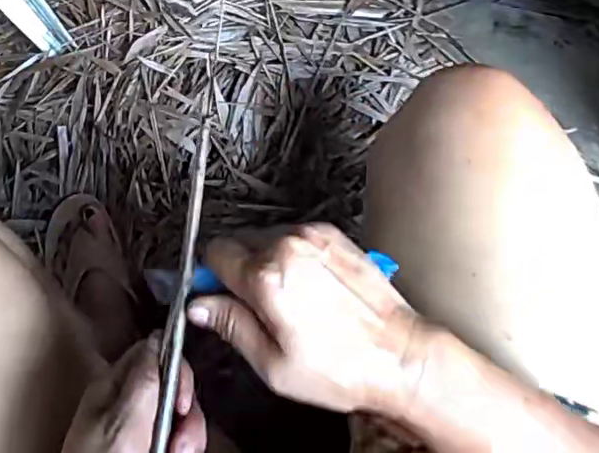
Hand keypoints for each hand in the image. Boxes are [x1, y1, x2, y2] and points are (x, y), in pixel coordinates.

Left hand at [61, 335, 207, 452]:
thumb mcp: (122, 424)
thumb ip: (143, 379)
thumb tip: (158, 338)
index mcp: (111, 388)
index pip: (151, 352)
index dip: (175, 367)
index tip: (183, 399)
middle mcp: (123, 406)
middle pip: (169, 388)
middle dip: (185, 412)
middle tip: (182, 440)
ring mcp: (132, 435)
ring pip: (175, 419)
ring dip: (187, 437)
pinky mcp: (142, 452)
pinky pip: (172, 442)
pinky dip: (180, 450)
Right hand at [185, 224, 425, 415]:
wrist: (399, 352)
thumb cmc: (342, 368)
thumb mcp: (274, 365)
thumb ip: (230, 325)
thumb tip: (199, 306)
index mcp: (266, 277)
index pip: (214, 252)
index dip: (210, 274)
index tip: (215, 291)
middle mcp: (286, 245)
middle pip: (238, 239)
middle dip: (237, 267)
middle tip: (253, 303)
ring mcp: (310, 233)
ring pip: (264, 235)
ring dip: (263, 257)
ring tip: (286, 296)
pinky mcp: (329, 231)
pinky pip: (291, 233)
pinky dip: (290, 251)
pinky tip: (306, 284)